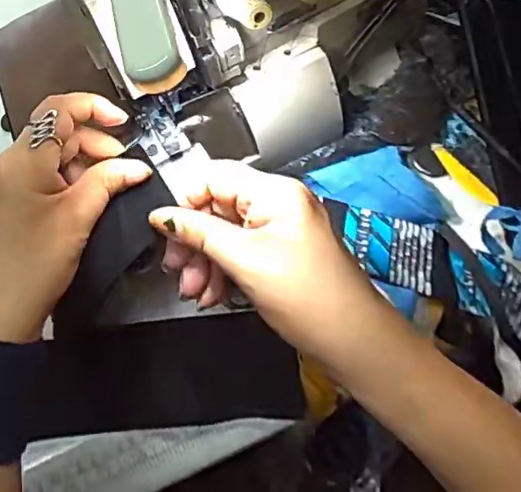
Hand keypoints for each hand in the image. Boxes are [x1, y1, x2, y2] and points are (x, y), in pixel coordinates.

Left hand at [0, 94, 151, 342]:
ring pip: (53, 148)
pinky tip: (88, 194)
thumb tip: (137, 165)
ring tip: (108, 183)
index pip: (58, 109)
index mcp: (22, 159)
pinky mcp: (10, 195)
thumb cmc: (35, 264)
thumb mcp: (78, 217)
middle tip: (122, 165)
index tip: (123, 122)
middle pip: (57, 128)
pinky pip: (44, 168)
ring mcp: (7, 178)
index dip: (93, 107)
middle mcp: (10, 160)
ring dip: (85, 158)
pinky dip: (69, 174)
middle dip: (94, 140)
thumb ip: (108, 180)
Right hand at [150, 160, 403, 376]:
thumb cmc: (314, 300)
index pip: (215, 176)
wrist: (356, 344)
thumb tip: (164, 216)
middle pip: (217, 205)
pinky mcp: (280, 251)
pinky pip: (239, 248)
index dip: (186, 200)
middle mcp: (278, 202)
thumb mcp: (246, 262)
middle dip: (193, 238)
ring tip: (194, 288)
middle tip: (177, 265)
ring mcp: (280, 227)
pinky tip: (212, 292)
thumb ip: (201, 234)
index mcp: (275, 192)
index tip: (165, 228)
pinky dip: (222, 268)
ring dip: (204, 258)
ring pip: (225, 230)